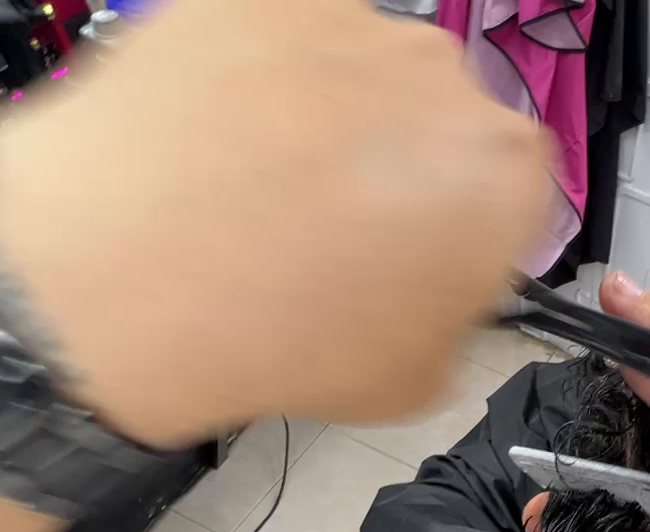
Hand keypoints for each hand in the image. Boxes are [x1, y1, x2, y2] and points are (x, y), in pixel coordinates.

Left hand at [0, 0, 550, 446]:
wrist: (132, 288)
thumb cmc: (288, 337)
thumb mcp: (419, 379)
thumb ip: (459, 322)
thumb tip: (440, 298)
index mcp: (506, 177)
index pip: (517, 196)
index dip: (474, 235)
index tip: (436, 257)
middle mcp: (446, 82)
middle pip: (448, 131)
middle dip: (417, 177)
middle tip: (356, 235)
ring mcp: (349, 25)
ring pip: (372, 84)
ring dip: (348, 130)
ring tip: (283, 196)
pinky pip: (292, 46)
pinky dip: (277, 90)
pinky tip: (239, 150)